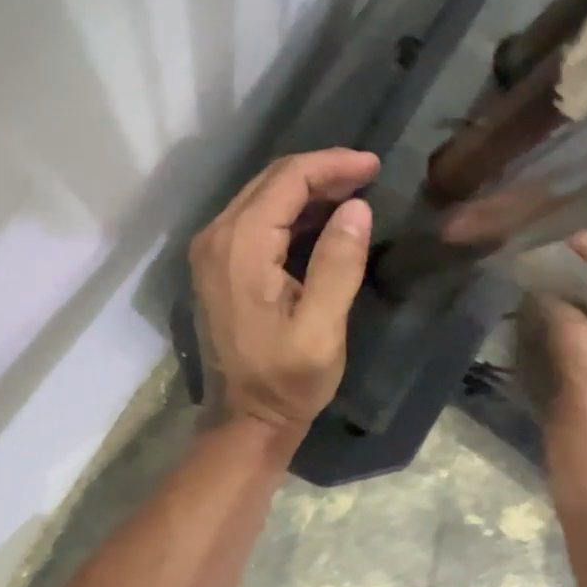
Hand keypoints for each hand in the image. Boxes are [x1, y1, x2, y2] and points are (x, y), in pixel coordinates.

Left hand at [189, 148, 379, 439]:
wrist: (246, 420)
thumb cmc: (286, 381)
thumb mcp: (321, 329)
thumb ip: (338, 265)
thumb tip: (358, 208)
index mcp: (241, 247)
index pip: (287, 180)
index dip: (333, 166)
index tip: (375, 167)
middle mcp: (217, 238)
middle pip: (270, 181)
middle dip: (321, 172)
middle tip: (368, 175)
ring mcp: (211, 252)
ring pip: (261, 198)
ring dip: (306, 191)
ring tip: (352, 193)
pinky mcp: (217, 267)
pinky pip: (254, 221)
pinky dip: (289, 213)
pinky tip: (321, 220)